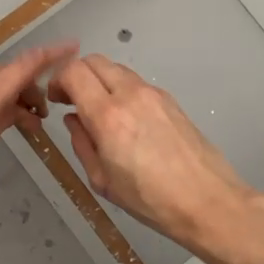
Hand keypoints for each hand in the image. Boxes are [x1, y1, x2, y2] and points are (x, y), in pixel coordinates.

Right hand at [48, 54, 263, 263]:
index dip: (58, 81)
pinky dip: (120, 89)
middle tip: (71, 99)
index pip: (73, 73)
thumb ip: (82, 144)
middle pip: (94, 61)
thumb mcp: (102, 180)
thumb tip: (74, 120)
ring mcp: (154, 94)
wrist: (207, 202)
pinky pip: (136, 83)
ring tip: (97, 109)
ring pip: (116, 69)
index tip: (56, 99)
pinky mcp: (170, 100)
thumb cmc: (150, 200)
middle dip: (76, 75)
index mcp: (108, 116)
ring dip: (100, 81)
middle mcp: (130, 95)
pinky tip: (123, 117)